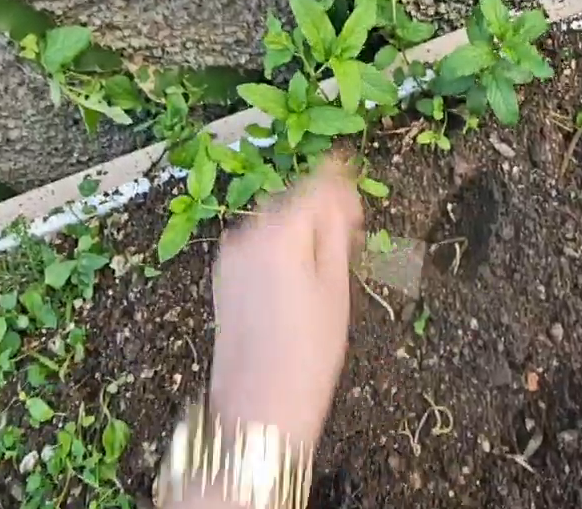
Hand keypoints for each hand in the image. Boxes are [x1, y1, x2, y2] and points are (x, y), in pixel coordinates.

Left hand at [207, 158, 362, 445]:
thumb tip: (341, 196)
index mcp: (280, 231)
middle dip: (320, 203)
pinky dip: (280, 242)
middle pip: (292, 200)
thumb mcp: (335, 285)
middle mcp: (249, 233)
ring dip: (300, 223)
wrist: (259, 408)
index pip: (315, 185)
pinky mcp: (225, 274)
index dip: (339, 178)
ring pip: (274, 220)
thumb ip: (336, 229)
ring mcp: (232, 254)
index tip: (356, 174)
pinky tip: (299, 267)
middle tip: (352, 225)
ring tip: (328, 250)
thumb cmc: (309, 350)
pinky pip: (258, 241)